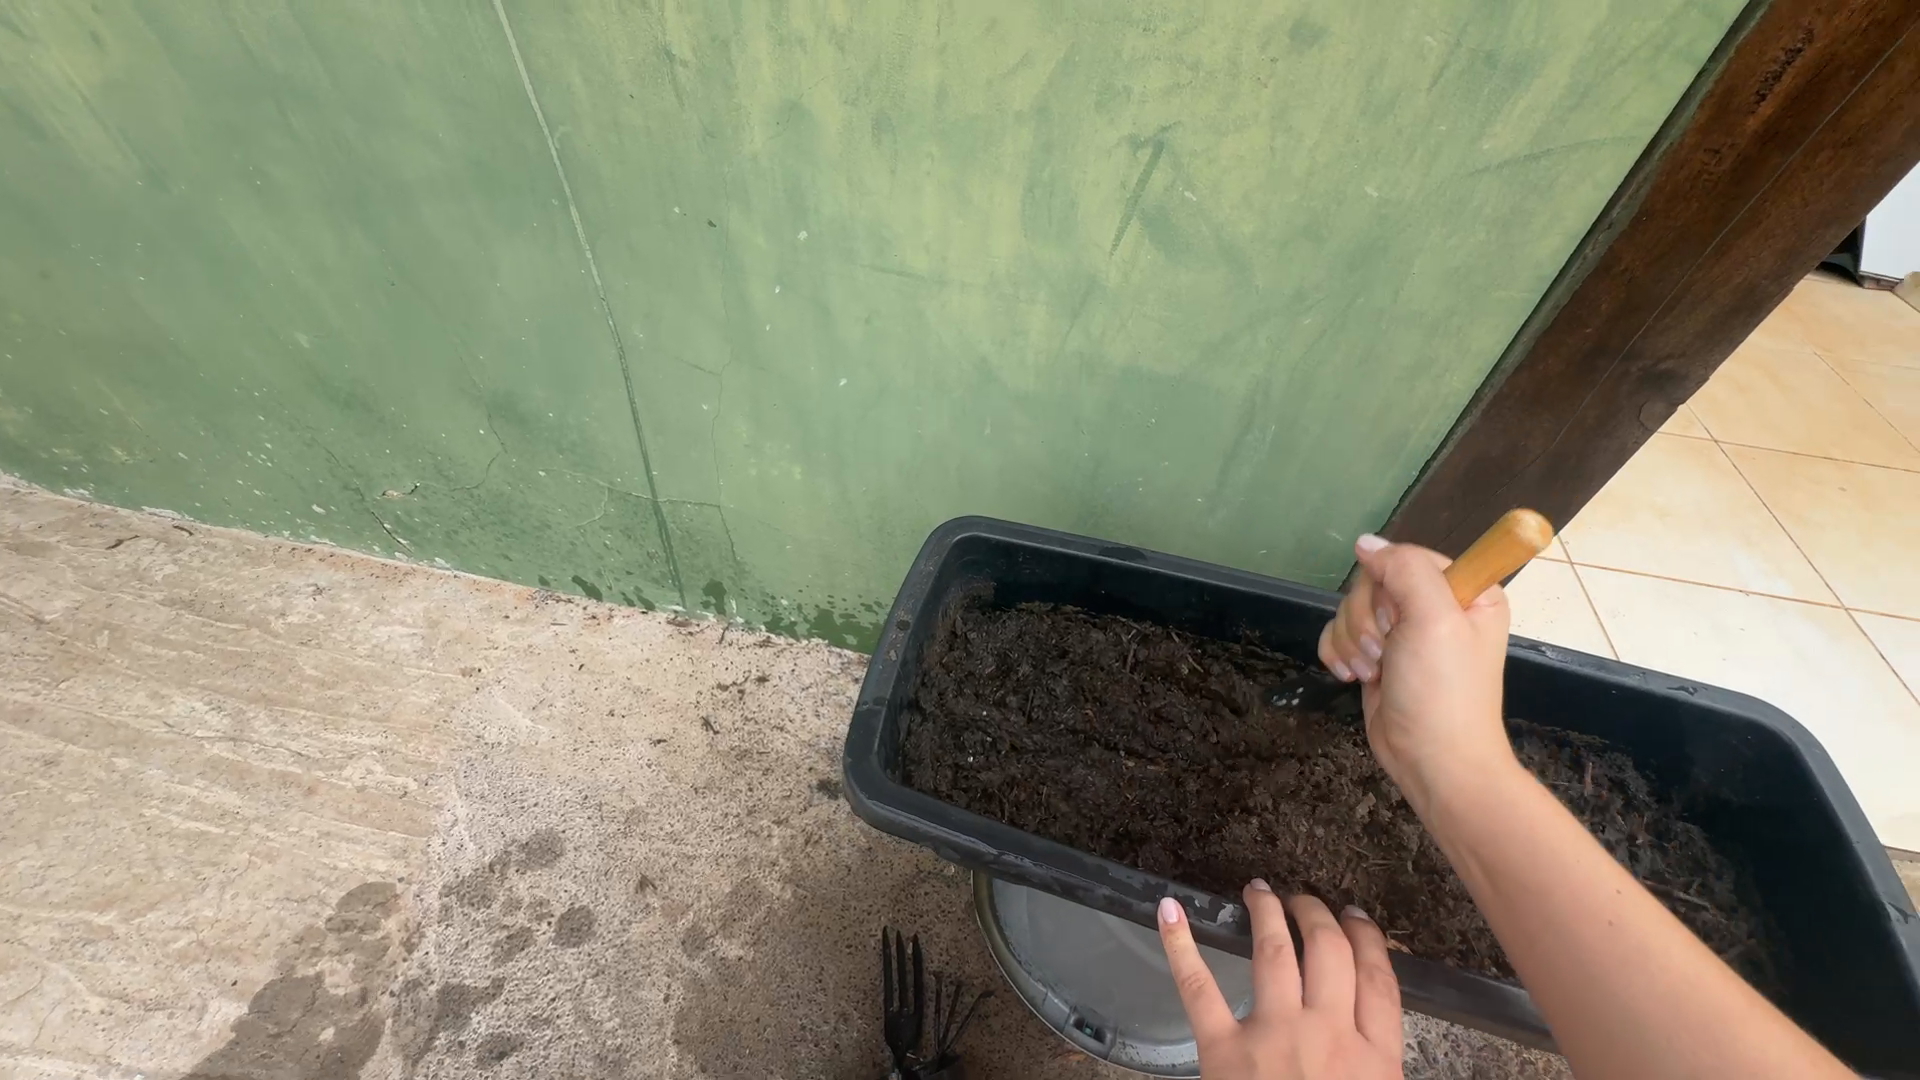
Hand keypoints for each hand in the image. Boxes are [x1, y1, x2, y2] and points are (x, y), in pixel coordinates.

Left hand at [1158, 883, 1401, 1078]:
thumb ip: (1377, 1073)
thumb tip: (1372, 1041)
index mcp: (1375, 1065)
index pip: (1380, 982)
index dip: (1371, 940)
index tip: (1358, 916)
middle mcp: (1329, 1037)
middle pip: (1329, 952)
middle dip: (1317, 914)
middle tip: (1304, 898)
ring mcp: (1274, 1037)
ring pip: (1274, 951)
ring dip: (1267, 911)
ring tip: (1260, 889)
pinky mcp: (1221, 1049)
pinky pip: (1196, 986)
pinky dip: (1179, 943)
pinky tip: (1168, 907)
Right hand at [1316, 535, 1514, 811]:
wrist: (1430, 759)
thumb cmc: (1442, 691)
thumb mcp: (1433, 619)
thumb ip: (1403, 569)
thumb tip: (1364, 541)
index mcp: (1465, 590)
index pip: (1405, 559)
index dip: (1390, 588)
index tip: (1401, 621)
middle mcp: (1434, 606)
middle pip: (1370, 584)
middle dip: (1366, 621)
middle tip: (1386, 652)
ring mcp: (1402, 633)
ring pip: (1348, 609)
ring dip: (1352, 643)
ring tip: (1373, 672)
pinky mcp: (1374, 655)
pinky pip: (1336, 633)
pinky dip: (1338, 654)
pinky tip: (1353, 676)